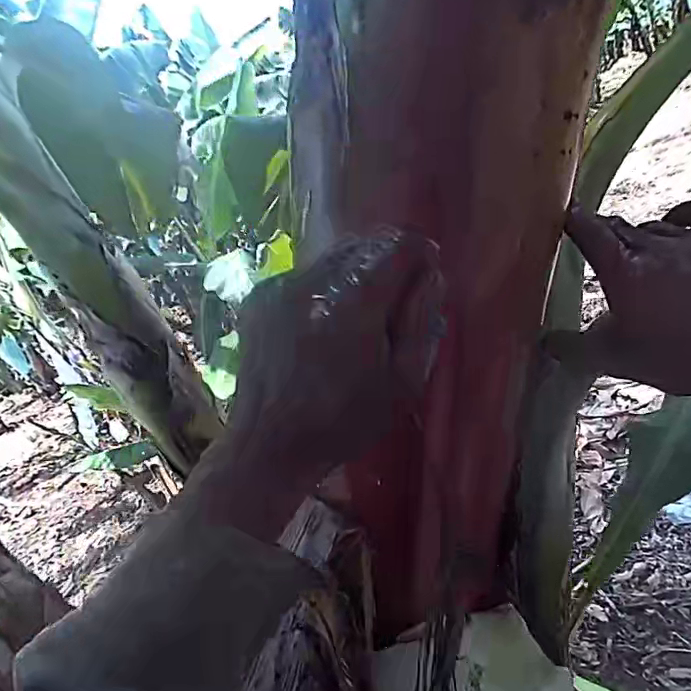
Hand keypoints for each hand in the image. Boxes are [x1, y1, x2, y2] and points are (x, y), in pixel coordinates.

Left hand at [220, 229, 443, 485]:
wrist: (268, 443)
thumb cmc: (343, 421)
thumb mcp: (403, 382)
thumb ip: (421, 322)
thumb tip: (430, 278)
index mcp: (358, 298)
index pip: (399, 246)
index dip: (420, 254)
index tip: (427, 272)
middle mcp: (317, 278)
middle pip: (364, 246)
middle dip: (388, 263)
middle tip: (395, 300)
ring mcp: (282, 285)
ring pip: (332, 259)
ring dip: (354, 276)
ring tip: (357, 317)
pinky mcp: (260, 299)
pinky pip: (303, 278)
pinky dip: (322, 291)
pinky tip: (321, 327)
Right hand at [551, 197, 690, 402]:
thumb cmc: (677, 359)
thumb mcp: (615, 359)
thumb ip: (575, 348)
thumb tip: (546, 341)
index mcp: (623, 271)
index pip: (589, 232)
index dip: (574, 221)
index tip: (566, 215)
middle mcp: (654, 245)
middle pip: (621, 228)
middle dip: (608, 237)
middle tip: (605, 254)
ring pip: (657, 226)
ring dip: (645, 238)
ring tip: (648, 259)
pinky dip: (684, 215)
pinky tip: (680, 224)